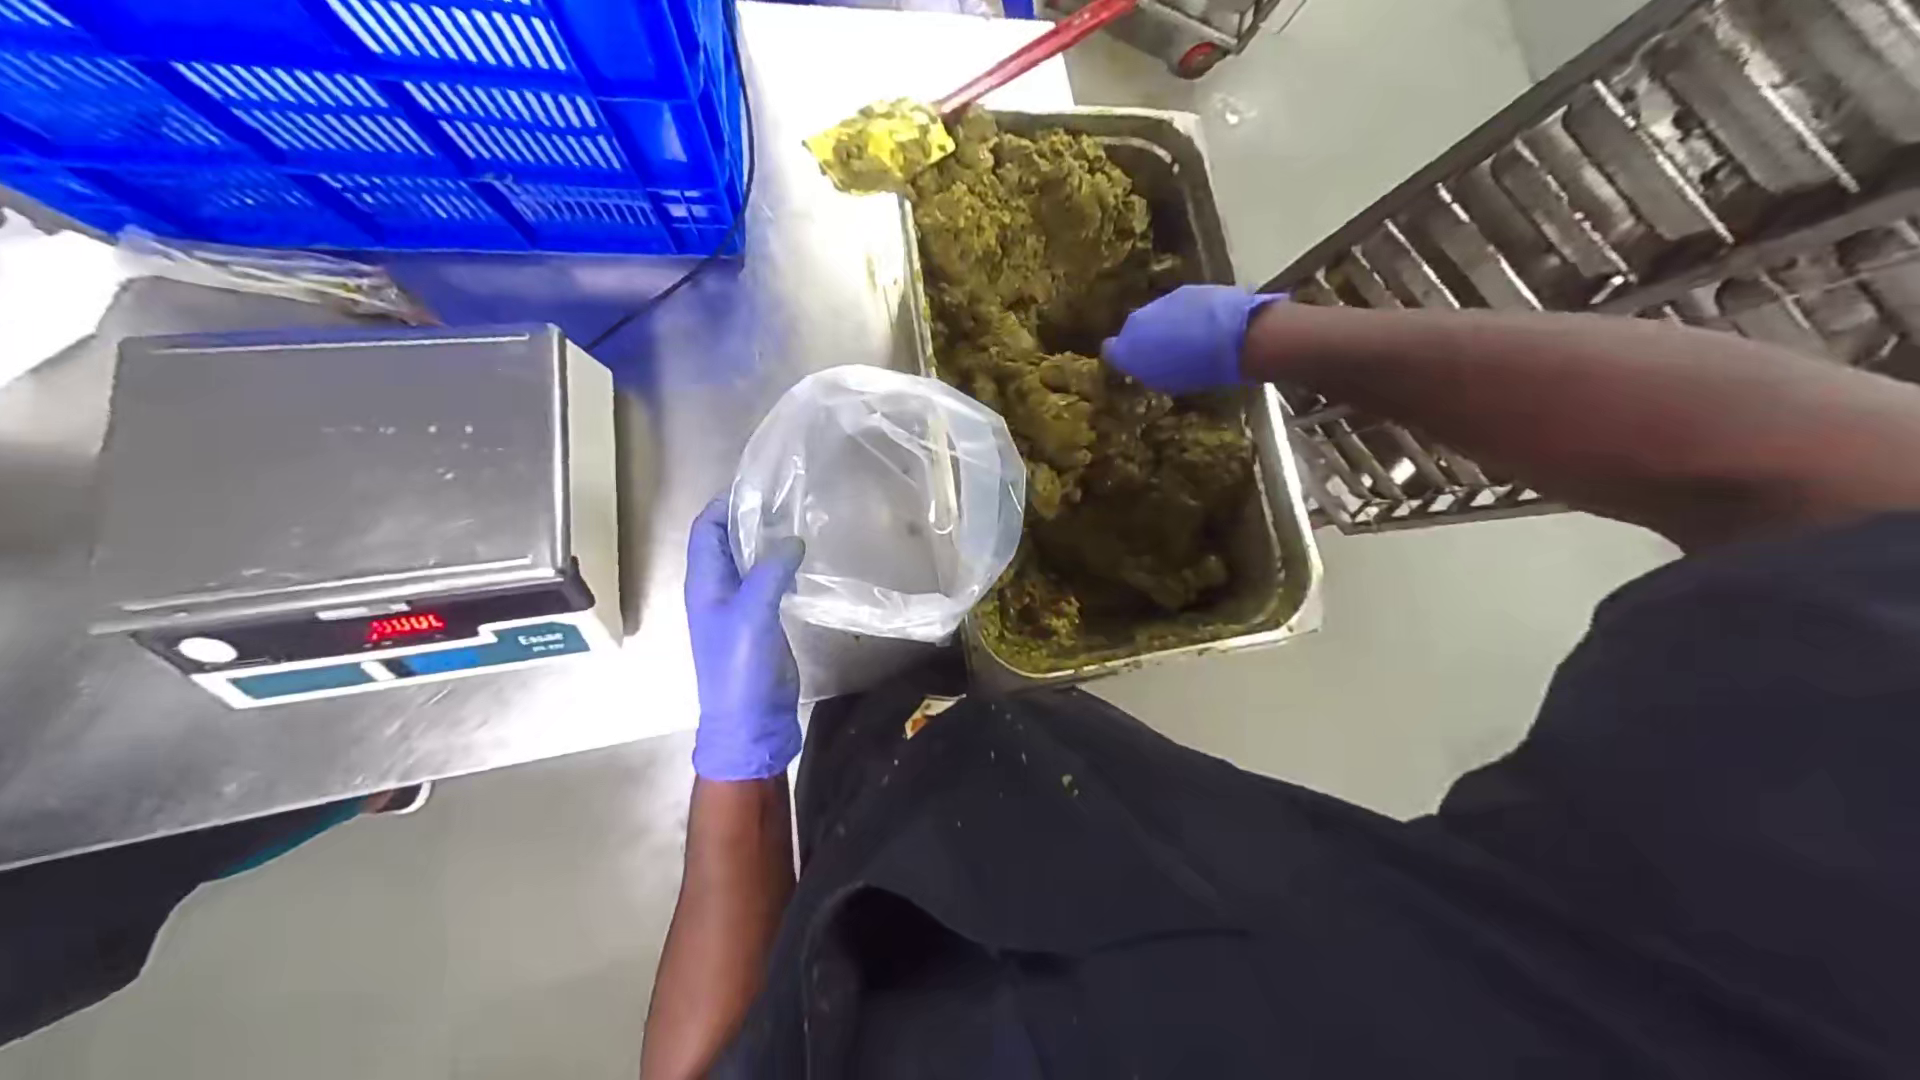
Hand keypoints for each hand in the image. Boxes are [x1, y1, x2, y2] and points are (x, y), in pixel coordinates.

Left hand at [685, 497, 806, 781]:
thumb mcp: (752, 615)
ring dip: (767, 541)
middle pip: (726, 542)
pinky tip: (803, 561)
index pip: (706, 531)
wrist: (751, 720)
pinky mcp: (760, 621)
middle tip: (785, 499)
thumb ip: (769, 572)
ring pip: (749, 561)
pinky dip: (781, 566)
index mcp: (704, 584)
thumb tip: (790, 539)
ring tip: (798, 522)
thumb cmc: (741, 667)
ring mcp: (739, 607)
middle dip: (749, 518)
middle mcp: (717, 590)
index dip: (724, 505)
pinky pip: (767, 582)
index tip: (756, 485)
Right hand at [1102, 285, 1283, 394]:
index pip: (1110, 350)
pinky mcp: (1187, 290)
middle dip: (1145, 339)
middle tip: (1163, 355)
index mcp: (1127, 346)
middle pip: (1134, 329)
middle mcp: (1138, 319)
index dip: (1121, 356)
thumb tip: (1138, 363)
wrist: (1235, 335)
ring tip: (1188, 342)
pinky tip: (1205, 328)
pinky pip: (1180, 306)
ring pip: (1157, 316)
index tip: (1133, 364)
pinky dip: (1187, 316)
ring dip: (1167, 326)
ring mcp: (1163, 301)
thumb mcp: (1164, 380)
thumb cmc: (1194, 370)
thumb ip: (1146, 369)